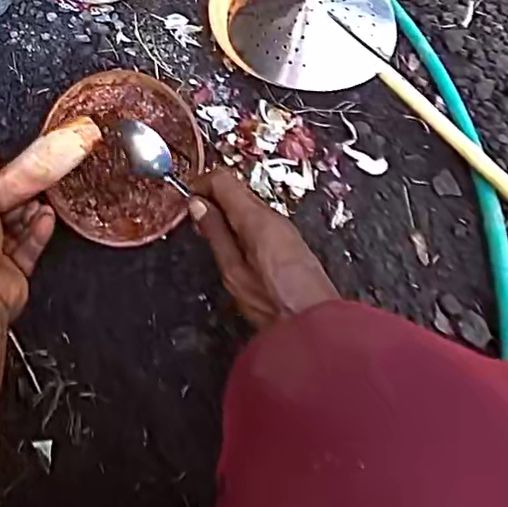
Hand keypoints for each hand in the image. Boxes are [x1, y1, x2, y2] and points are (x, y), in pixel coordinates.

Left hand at [0, 148, 56, 324]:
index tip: (16, 176)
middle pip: (3, 216)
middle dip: (20, 202)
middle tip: (35, 187)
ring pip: (18, 232)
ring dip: (32, 216)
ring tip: (44, 202)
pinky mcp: (15, 274)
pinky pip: (29, 248)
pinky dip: (39, 233)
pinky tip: (47, 220)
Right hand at [189, 169, 338, 328]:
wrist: (318, 327)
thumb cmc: (273, 303)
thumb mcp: (233, 270)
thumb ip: (215, 232)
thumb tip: (198, 204)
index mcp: (255, 217)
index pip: (222, 179)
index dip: (201, 186)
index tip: (189, 203)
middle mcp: (272, 215)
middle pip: (236, 188)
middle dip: (212, 199)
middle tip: (198, 224)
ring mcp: (284, 226)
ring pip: (247, 203)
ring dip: (226, 213)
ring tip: (214, 239)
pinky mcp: (290, 239)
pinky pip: (259, 218)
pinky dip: (241, 223)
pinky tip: (236, 248)